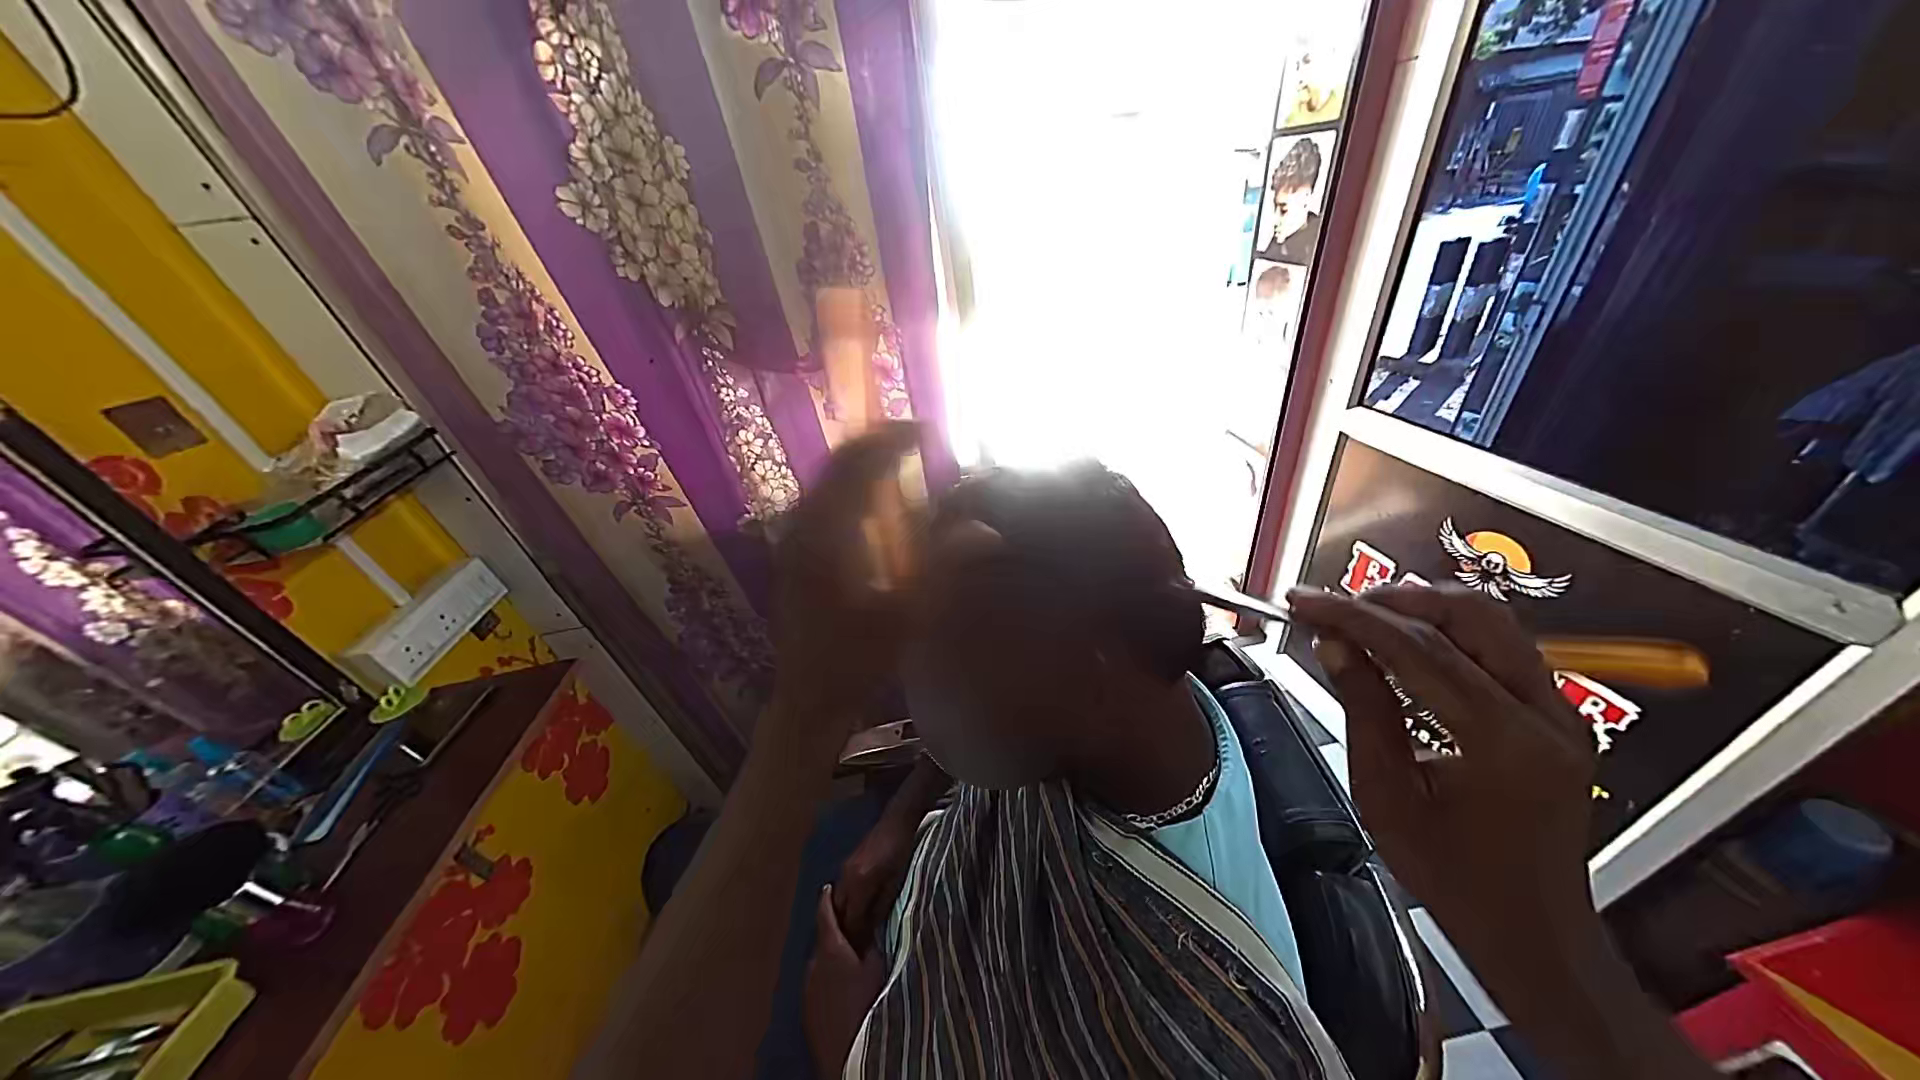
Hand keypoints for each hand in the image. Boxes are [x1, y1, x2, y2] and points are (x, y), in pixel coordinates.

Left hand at [771, 423, 920, 728]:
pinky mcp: (792, 551)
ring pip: (825, 477)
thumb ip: (945, 565)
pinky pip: (820, 497)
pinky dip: (848, 482)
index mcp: (829, 538)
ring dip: (861, 459)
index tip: (927, 430)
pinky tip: (873, 494)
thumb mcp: (908, 616)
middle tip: (914, 435)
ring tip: (898, 455)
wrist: (807, 695)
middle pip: (837, 462)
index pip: (860, 467)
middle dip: (876, 440)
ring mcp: (792, 539)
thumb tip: (987, 529)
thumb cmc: (858, 660)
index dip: (894, 441)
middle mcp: (803, 528)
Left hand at [804, 884, 886, 1076]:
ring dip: (831, 955)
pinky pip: (817, 981)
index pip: (826, 914)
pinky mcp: (807, 1009)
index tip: (828, 887)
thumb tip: (869, 930)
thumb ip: (871, 944)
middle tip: (849, 925)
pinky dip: (827, 975)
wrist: (844, 1054)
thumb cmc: (865, 1004)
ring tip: (848, 956)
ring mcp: (807, 988)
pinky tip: (840, 984)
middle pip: (823, 938)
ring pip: (820, 961)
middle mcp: (814, 963)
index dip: (827, 899)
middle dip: (834, 931)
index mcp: (830, 948)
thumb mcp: (877, 967)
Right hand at [833, 814, 914, 951]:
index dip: (852, 940)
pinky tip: (851, 913)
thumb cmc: (901, 852)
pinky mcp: (846, 864)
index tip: (856, 957)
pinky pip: (839, 891)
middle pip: (837, 913)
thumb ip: (880, 908)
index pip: (849, 921)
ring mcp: (844, 869)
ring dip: (840, 919)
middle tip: (849, 951)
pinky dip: (842, 905)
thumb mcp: (895, 883)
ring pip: (835, 902)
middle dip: (841, 932)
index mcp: (859, 884)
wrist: (896, 821)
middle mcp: (846, 878)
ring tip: (848, 935)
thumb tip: (869, 931)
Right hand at [1286, 585, 1598, 973]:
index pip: (1419, 647)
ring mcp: (1559, 713)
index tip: (1304, 601)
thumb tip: (1336, 646)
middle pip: (1472, 615)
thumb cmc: (1453, 876)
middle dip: (1394, 598)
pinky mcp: (1553, 716)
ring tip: (1361, 617)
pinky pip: (1496, 647)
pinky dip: (1443, 631)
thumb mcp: (1385, 795)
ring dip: (1420, 608)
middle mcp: (1547, 715)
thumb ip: (1364, 709)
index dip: (1352, 616)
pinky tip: (1400, 641)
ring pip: (1491, 622)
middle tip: (1335, 606)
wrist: (1531, 929)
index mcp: (1504, 741)